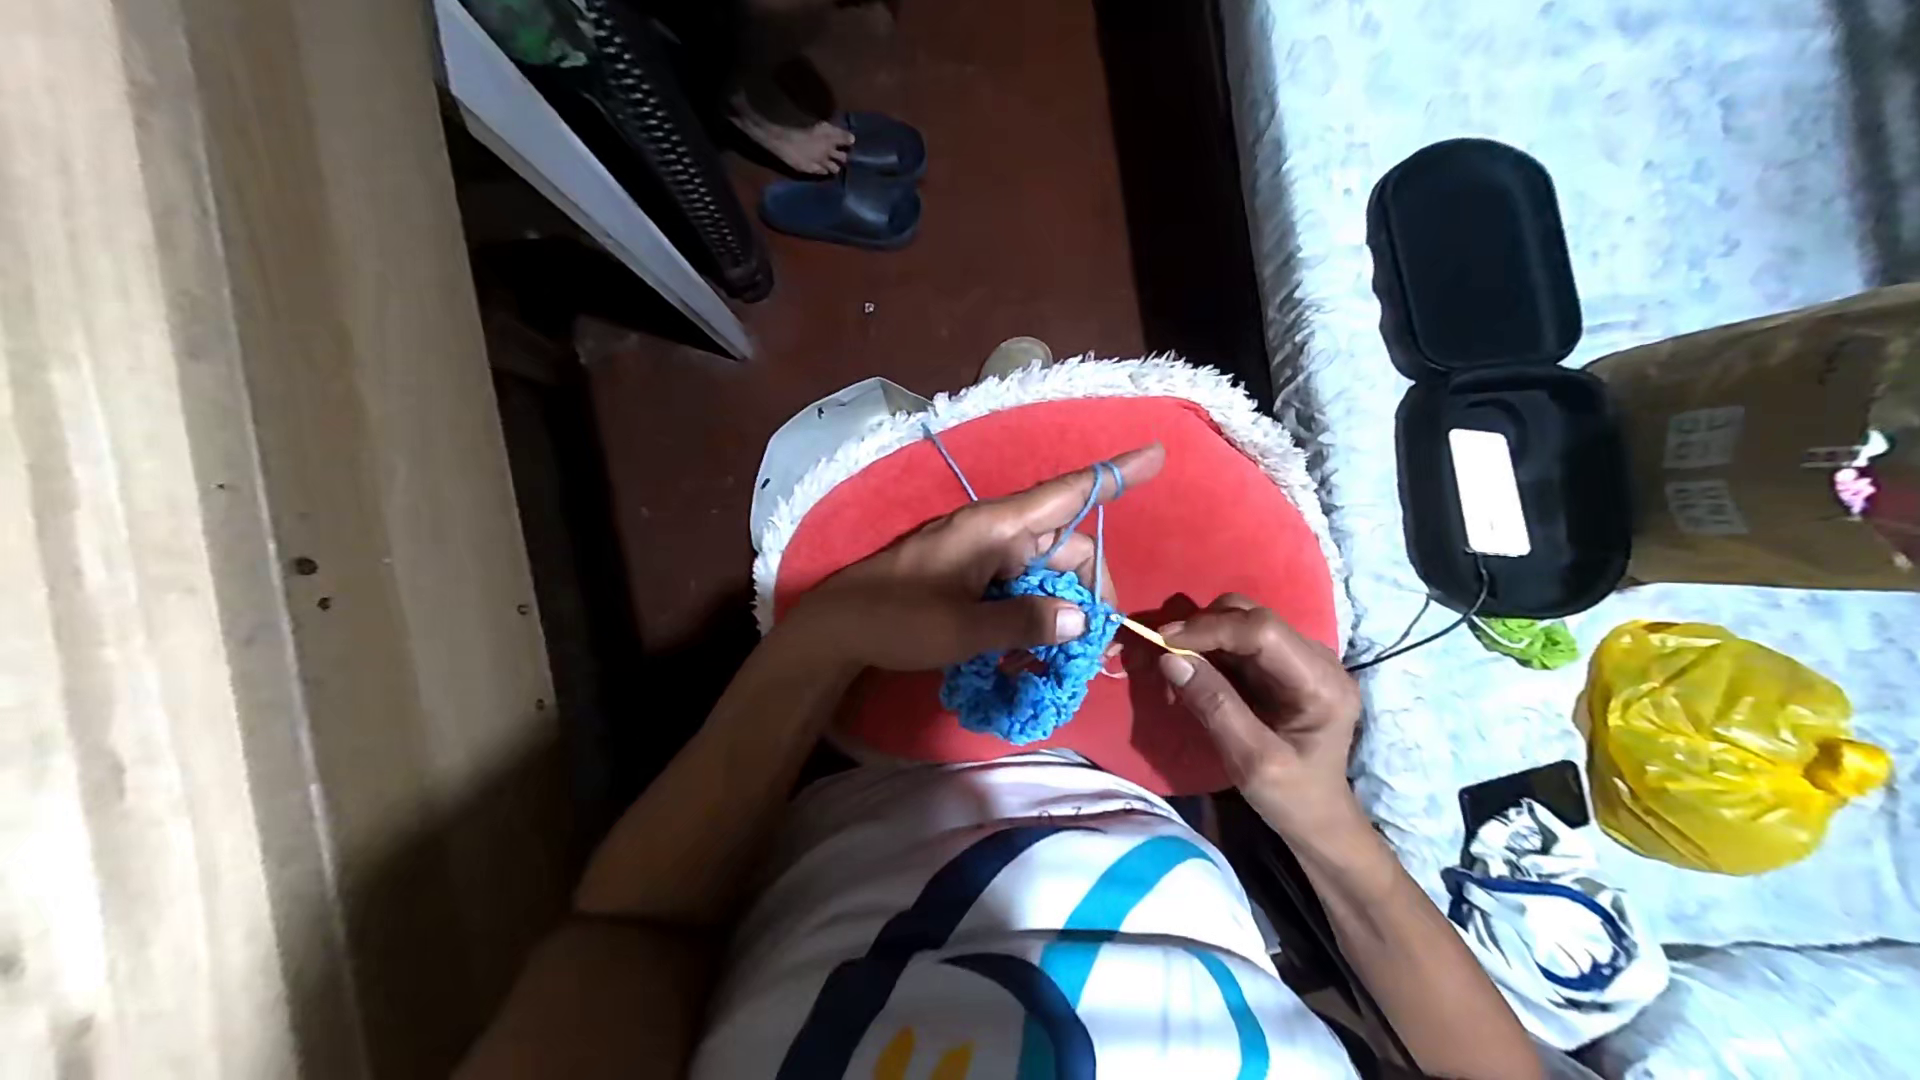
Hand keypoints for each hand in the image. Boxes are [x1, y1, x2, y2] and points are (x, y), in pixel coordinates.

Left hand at [787, 444, 1165, 671]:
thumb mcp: (963, 628)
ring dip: (1059, 607)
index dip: (1114, 474)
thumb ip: (1025, 622)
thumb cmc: (897, 619)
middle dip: (1089, 587)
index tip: (1157, 454)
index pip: (1067, 492)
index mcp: (995, 528)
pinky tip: (1032, 649)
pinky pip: (1016, 587)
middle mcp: (994, 534)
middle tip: (1098, 639)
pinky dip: (1031, 613)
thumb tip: (1080, 620)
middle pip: (1064, 546)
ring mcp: (981, 555)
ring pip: (1042, 572)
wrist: (837, 628)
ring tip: (1069, 654)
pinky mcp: (969, 576)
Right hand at [1158, 595, 1362, 833]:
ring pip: (1242, 620)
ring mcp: (1301, 658)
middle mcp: (1317, 659)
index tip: (1164, 642)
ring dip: (1203, 635)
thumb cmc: (1290, 796)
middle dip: (1203, 627)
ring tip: (1177, 664)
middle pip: (1252, 616)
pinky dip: (1209, 647)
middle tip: (1166, 653)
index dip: (1210, 628)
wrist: (1317, 818)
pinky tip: (1193, 670)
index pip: (1262, 630)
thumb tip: (1170, 658)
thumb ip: (1214, 705)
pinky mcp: (1282, 664)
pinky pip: (1238, 639)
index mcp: (1321, 683)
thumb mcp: (1250, 760)